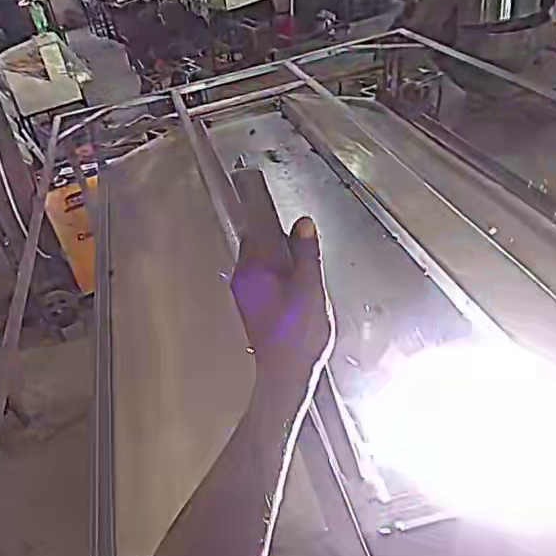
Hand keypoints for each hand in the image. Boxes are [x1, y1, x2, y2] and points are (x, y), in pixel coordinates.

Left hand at [228, 169, 332, 399]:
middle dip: (266, 224)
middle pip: (254, 238)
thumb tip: (304, 225)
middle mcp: (244, 275)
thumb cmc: (298, 335)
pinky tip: (286, 270)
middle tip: (273, 206)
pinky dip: (270, 263)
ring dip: (270, 245)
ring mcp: (244, 290)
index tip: (251, 181)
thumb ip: (307, 253)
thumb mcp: (311, 288)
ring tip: (288, 239)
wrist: (284, 374)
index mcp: (258, 267)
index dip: (255, 201)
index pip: (255, 224)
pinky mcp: (249, 302)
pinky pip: (258, 271)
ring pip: (256, 255)